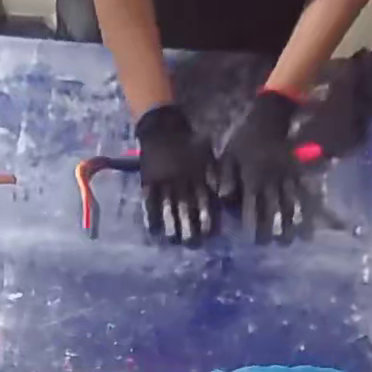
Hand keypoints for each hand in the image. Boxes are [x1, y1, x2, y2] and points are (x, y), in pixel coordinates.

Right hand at [133, 104, 216, 243]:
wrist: (163, 127)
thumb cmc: (189, 141)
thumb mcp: (207, 155)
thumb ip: (214, 175)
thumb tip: (222, 196)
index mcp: (197, 175)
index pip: (202, 200)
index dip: (204, 217)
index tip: (207, 234)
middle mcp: (181, 181)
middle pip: (185, 208)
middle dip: (187, 227)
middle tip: (190, 244)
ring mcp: (164, 182)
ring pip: (168, 207)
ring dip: (170, 225)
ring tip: (171, 240)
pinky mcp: (148, 182)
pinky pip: (149, 202)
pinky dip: (151, 216)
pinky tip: (153, 230)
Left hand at [218, 91, 312, 242]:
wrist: (268, 116)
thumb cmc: (243, 140)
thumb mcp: (227, 157)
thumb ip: (225, 178)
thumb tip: (224, 198)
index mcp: (252, 179)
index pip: (253, 206)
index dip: (255, 224)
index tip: (257, 242)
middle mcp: (271, 180)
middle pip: (275, 207)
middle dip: (277, 227)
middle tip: (280, 245)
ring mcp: (287, 175)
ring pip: (292, 200)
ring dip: (295, 221)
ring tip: (297, 238)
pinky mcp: (298, 170)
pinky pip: (305, 188)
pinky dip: (310, 204)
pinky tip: (314, 218)